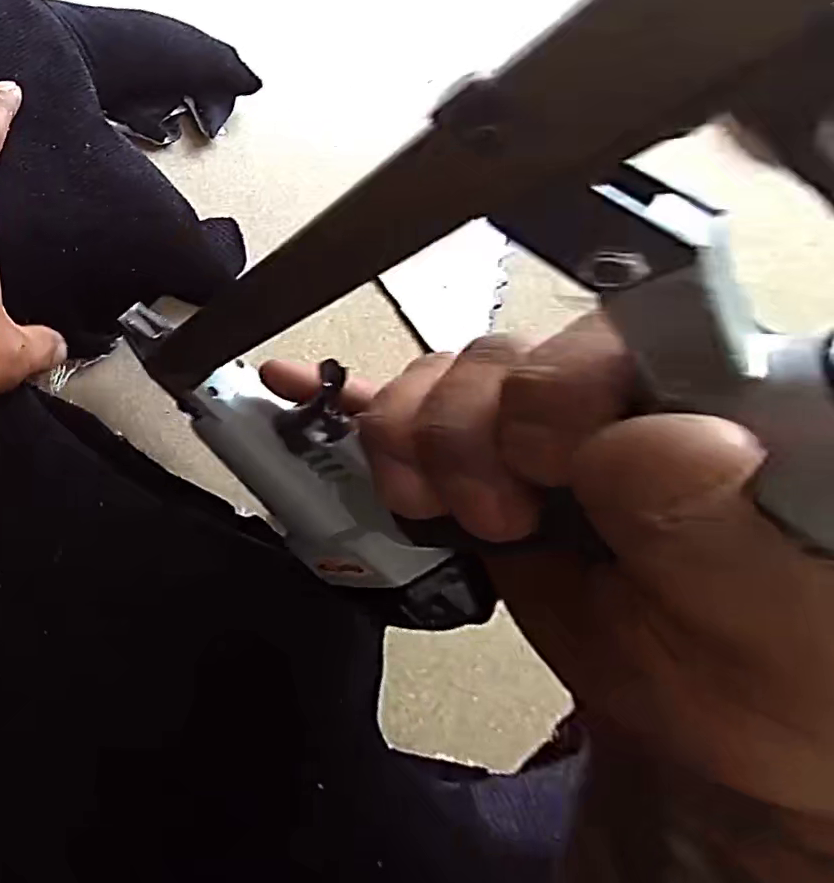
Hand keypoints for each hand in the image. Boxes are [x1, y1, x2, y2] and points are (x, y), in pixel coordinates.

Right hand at [262, 317, 833, 830]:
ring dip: (406, 444)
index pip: (613, 343)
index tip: (547, 472)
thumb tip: (672, 436)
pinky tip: (291, 385)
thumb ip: (712, 527)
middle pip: (495, 363)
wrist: (684, 708)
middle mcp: (615, 399)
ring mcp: (526, 423)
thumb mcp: (760, 620)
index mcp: (717, 414)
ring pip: (428, 383)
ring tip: (438, 509)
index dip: (553, 393)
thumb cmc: (751, 678)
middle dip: (466, 440)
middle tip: (497, 518)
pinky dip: (338, 400)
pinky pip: (385, 404)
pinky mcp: (464, 451)